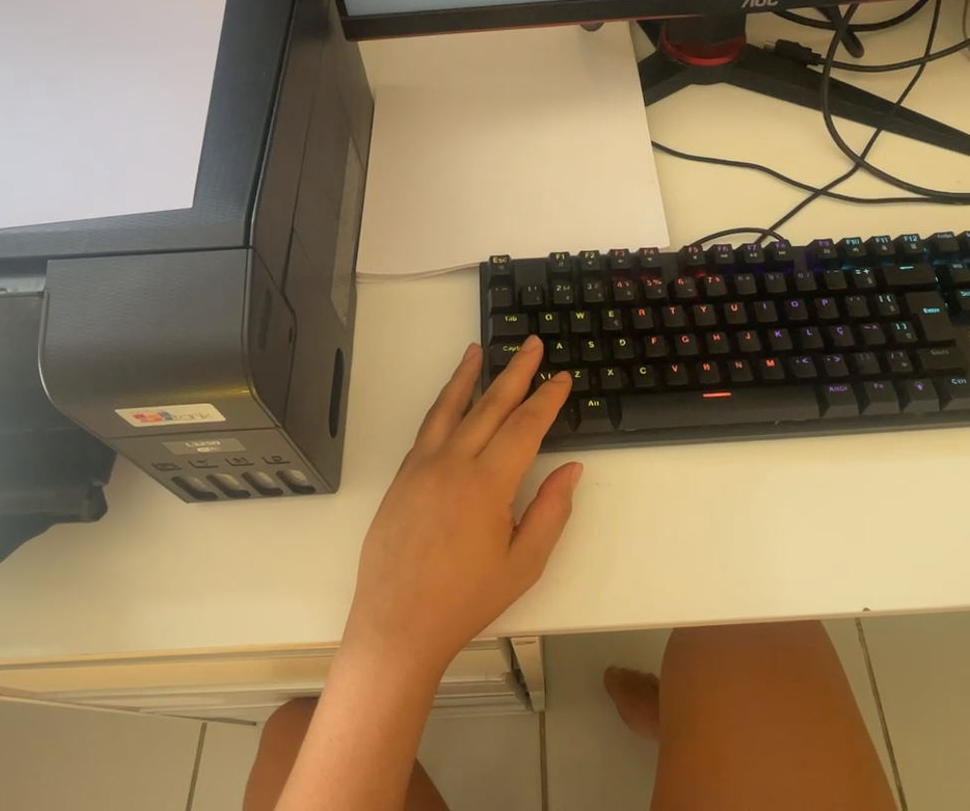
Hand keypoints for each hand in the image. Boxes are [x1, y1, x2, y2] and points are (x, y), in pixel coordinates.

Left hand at [342, 337, 581, 678]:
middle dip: (515, 372)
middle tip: (532, 344)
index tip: (562, 377)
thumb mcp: (523, 563)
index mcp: (487, 484)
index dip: (547, 399)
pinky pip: (426, 429)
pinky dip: (442, 405)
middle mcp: (452, 464)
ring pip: (449, 408)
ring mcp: (421, 468)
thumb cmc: (465, 600)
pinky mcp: (401, 478)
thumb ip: (550, 511)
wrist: (397, 625)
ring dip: (468, 376)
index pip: (525, 426)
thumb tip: (571, 469)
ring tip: (480, 350)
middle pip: (489, 405)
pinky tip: (450, 399)